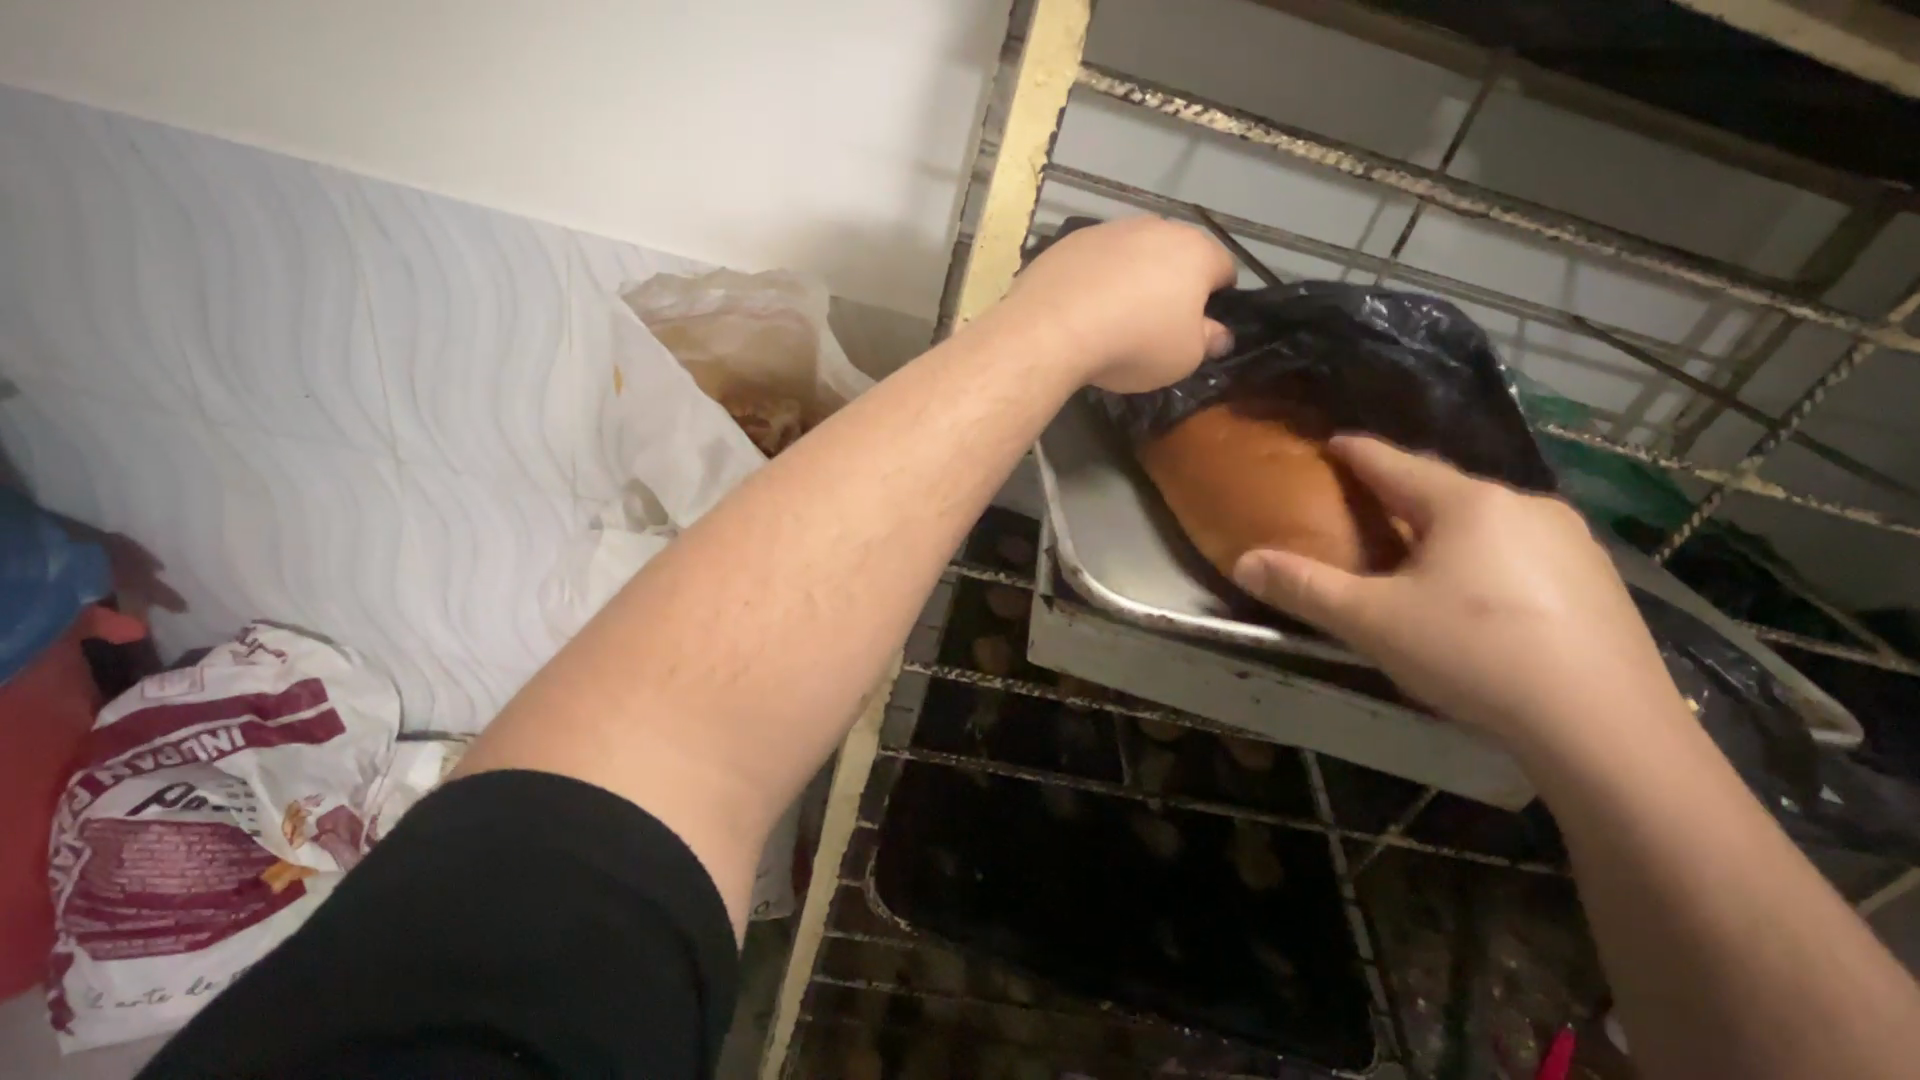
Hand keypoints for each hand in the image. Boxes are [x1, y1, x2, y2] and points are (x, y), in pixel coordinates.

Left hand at [992, 216, 1235, 392]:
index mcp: (1195, 251)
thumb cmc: (1135, 343)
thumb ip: (1208, 341)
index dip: (1218, 297)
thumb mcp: (1184, 357)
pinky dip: (1095, 279)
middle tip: (1157, 322)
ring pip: (1133, 253)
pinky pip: (1095, 261)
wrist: (1052, 328)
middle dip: (1173, 283)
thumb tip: (1219, 334)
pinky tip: (1082, 309)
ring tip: (1114, 316)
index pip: (1223, 268)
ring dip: (1132, 277)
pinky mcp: (1070, 240)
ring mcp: (1110, 229)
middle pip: (1176, 254)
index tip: (1202, 324)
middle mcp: (1156, 227)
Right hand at [1230, 436, 1681, 748]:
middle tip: (1369, 513)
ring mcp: (1571, 543)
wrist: (1603, 725)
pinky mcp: (1601, 582)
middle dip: (1403, 497)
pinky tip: (1485, 600)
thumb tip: (1243, 562)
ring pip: (1490, 523)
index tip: (1333, 443)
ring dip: (1450, 531)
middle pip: (1445, 491)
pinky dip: (1491, 561)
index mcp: (1466, 504)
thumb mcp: (1373, 623)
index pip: (1396, 463)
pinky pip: (1526, 553)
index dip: (1357, 453)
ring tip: (1424, 560)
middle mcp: (1523, 506)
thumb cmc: (1474, 655)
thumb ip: (1305, 588)